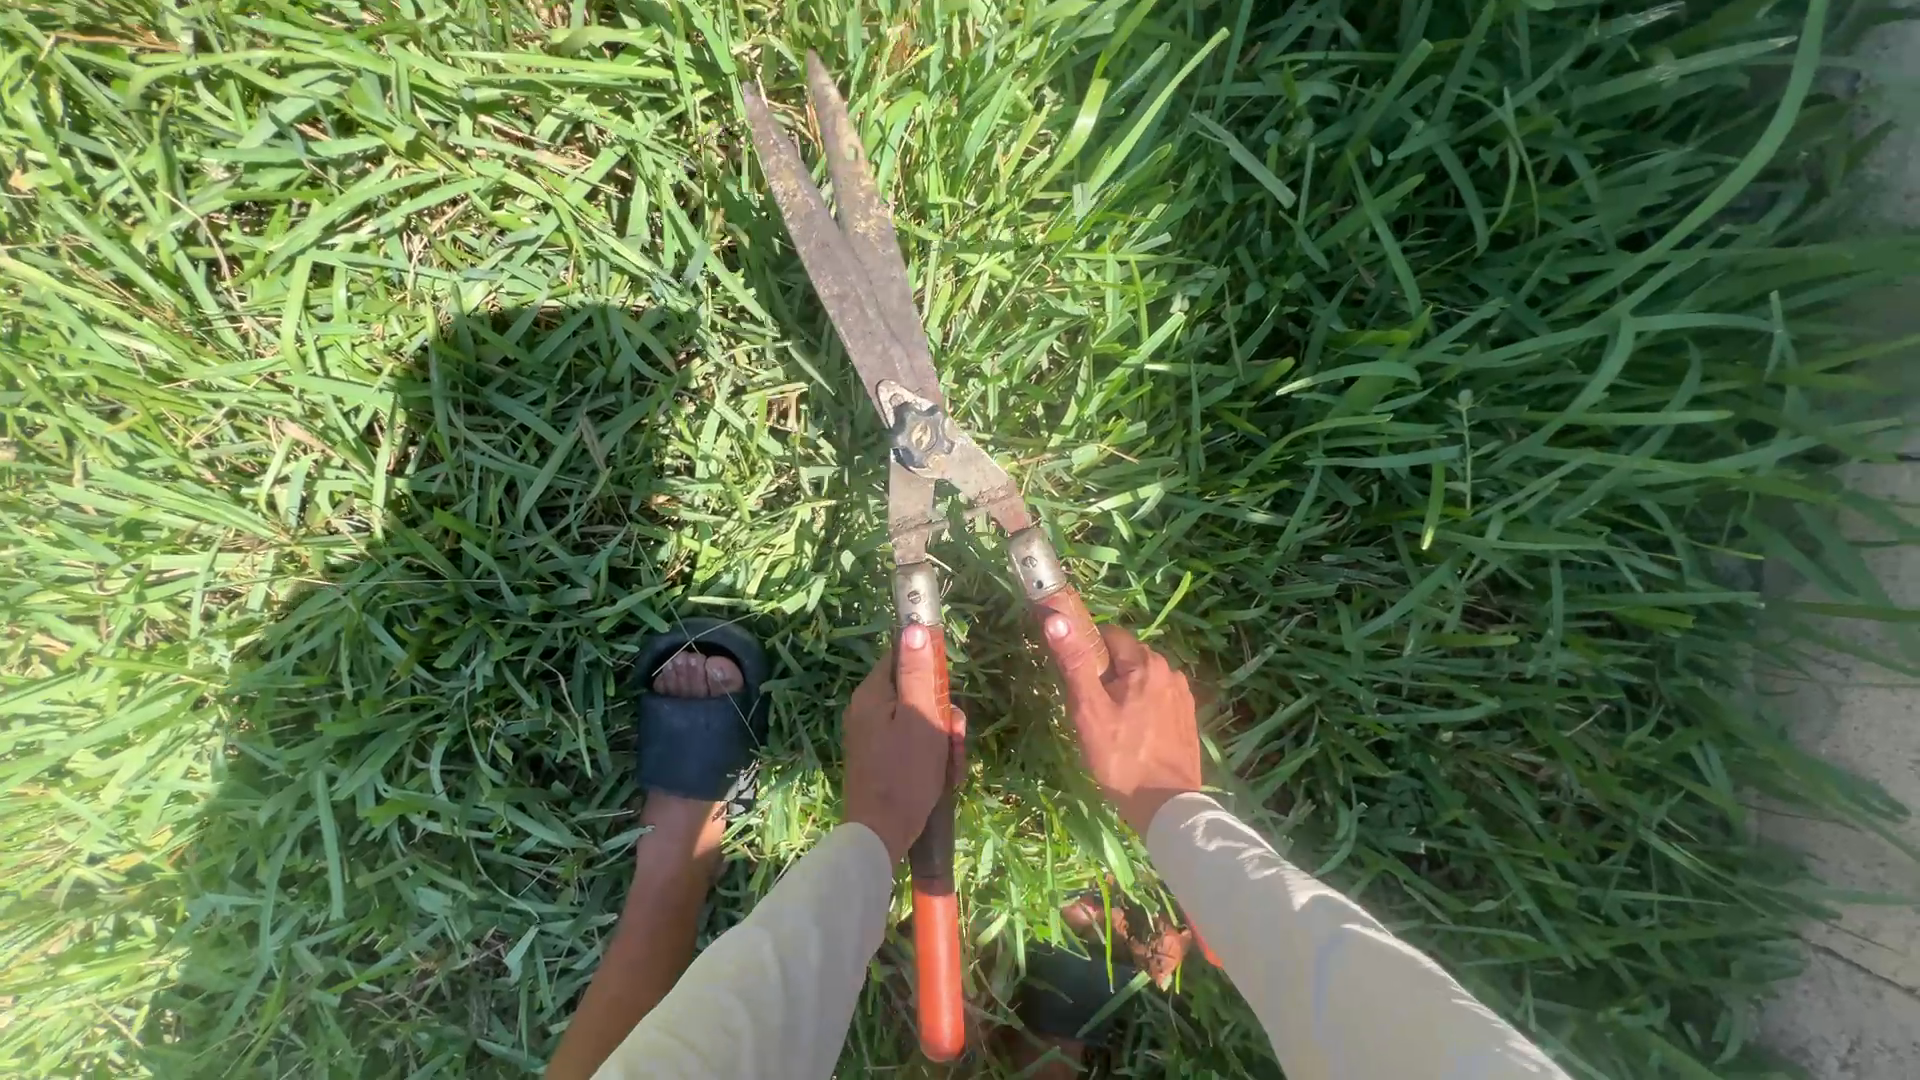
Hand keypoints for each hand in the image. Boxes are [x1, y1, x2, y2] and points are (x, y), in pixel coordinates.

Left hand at [843, 623, 961, 862]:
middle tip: (953, 740)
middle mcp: (867, 712)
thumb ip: (919, 673)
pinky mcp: (880, 762)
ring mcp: (872, 738)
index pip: (901, 659)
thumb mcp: (920, 718)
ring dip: (942, 742)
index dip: (929, 671)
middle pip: (915, 694)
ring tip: (950, 768)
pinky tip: (943, 779)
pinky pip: (912, 746)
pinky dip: (931, 759)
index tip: (946, 694)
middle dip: (942, 716)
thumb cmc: (904, 773)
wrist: (881, 836)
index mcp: (871, 695)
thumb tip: (913, 627)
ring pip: (919, 723)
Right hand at [1042, 618, 1200, 832]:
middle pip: (1126, 658)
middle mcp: (1170, 670)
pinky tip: (1132, 735)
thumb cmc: (1120, 757)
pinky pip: (1156, 698)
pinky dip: (1141, 707)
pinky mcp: (1187, 717)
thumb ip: (1074, 662)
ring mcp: (1182, 695)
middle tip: (1091, 709)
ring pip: (1141, 679)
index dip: (1089, 653)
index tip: (1078, 680)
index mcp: (1147, 663)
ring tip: (1110, 726)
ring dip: (1124, 692)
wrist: (1165, 806)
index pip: (1109, 636)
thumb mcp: (1089, 709)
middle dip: (1106, 675)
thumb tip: (1056, 618)